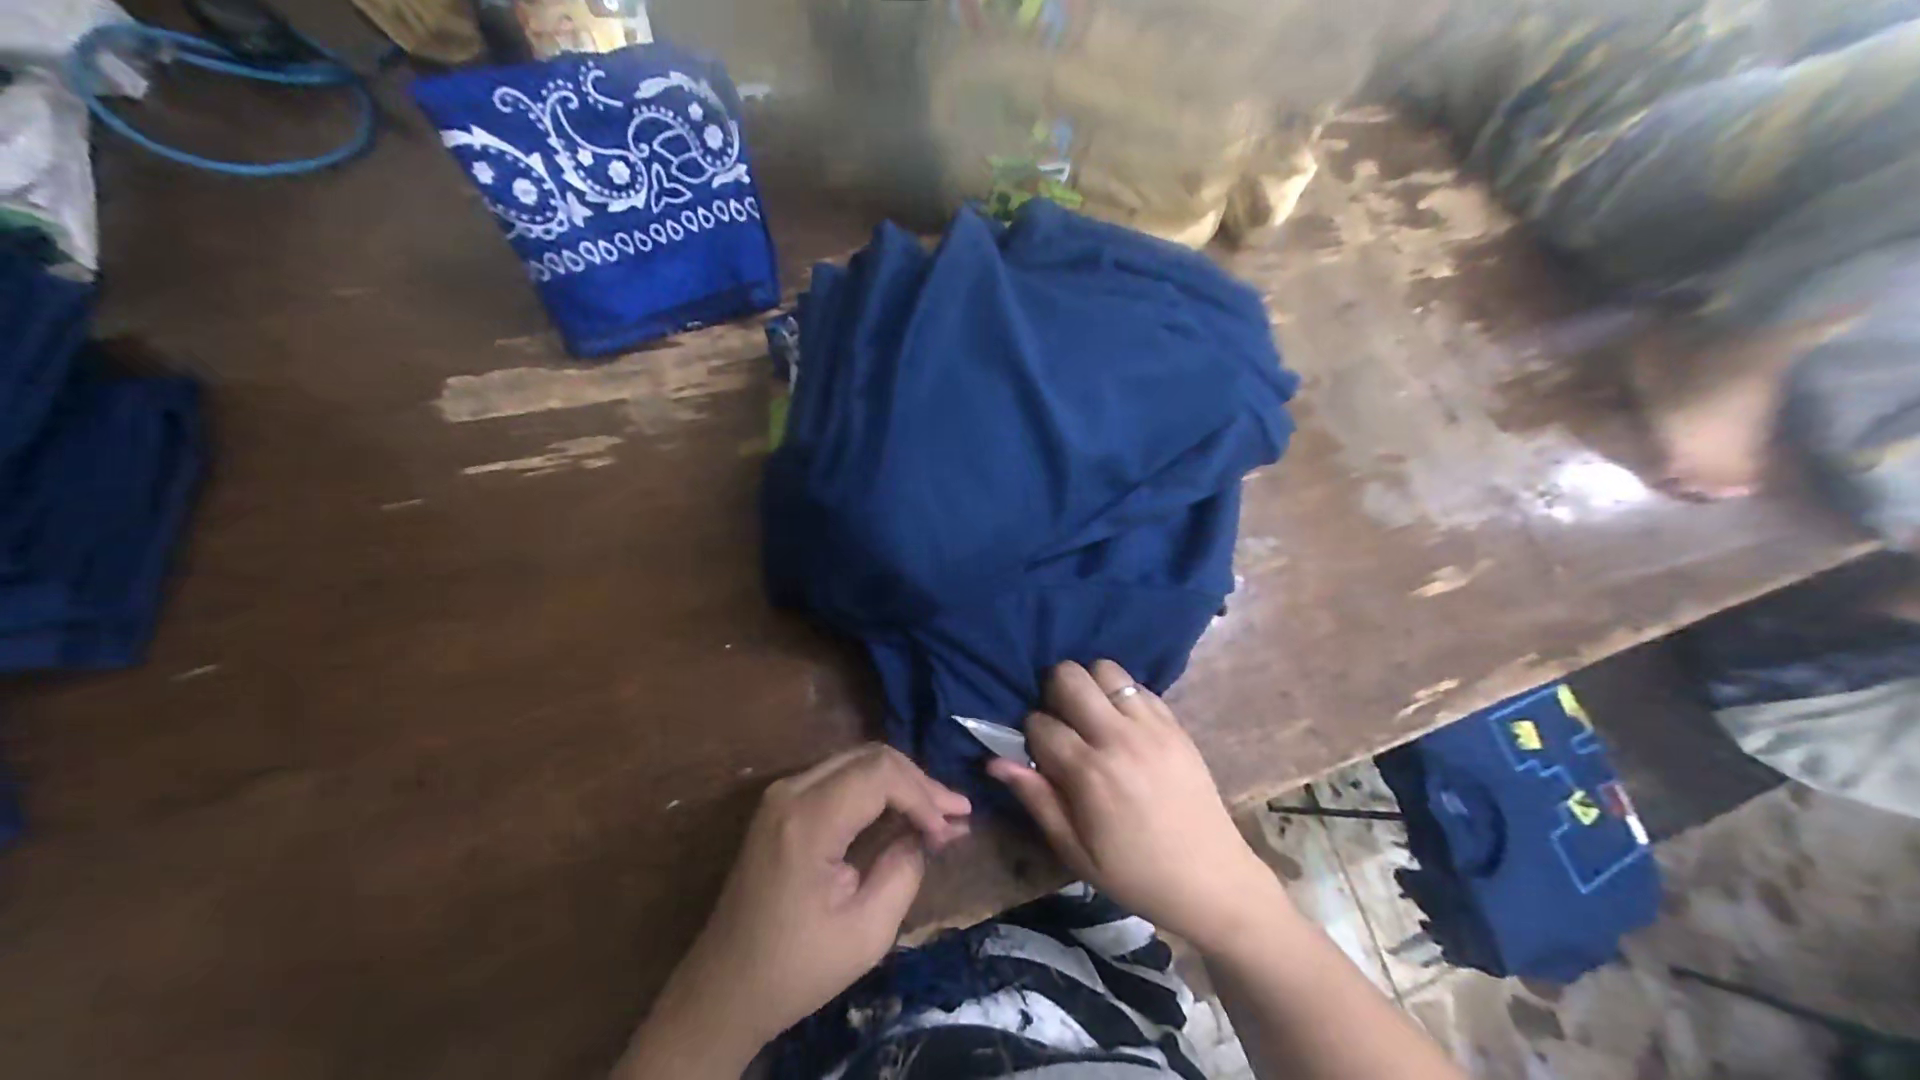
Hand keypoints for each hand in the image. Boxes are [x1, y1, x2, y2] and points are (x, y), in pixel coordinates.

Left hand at [621, 745, 970, 1075]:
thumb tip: (931, 832)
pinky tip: (905, 812)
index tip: (951, 831)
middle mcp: (791, 792)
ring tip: (940, 813)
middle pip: (872, 757)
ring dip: (902, 783)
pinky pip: (841, 777)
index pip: (881, 774)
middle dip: (920, 783)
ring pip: (858, 761)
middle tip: (958, 814)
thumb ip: (904, 869)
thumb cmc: (796, 968)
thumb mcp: (867, 932)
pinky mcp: (782, 804)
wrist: (725, 987)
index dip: (924, 796)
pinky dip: (878, 790)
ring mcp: (782, 794)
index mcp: (807, 821)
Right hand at [989, 660, 1284, 952]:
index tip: (1038, 753)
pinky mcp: (1176, 724)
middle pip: (1069, 677)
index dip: (1029, 734)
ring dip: (1088, 685)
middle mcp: (1119, 738)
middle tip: (1059, 722)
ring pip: (1105, 669)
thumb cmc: (1135, 874)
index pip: (1039, 723)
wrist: (1213, 881)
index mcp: (1090, 773)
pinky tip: (1121, 723)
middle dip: (1052, 692)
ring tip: (1089, 716)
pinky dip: (1120, 694)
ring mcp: (1152, 726)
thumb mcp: (1075, 851)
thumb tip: (994, 760)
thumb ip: (1035, 799)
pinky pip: (1138, 686)